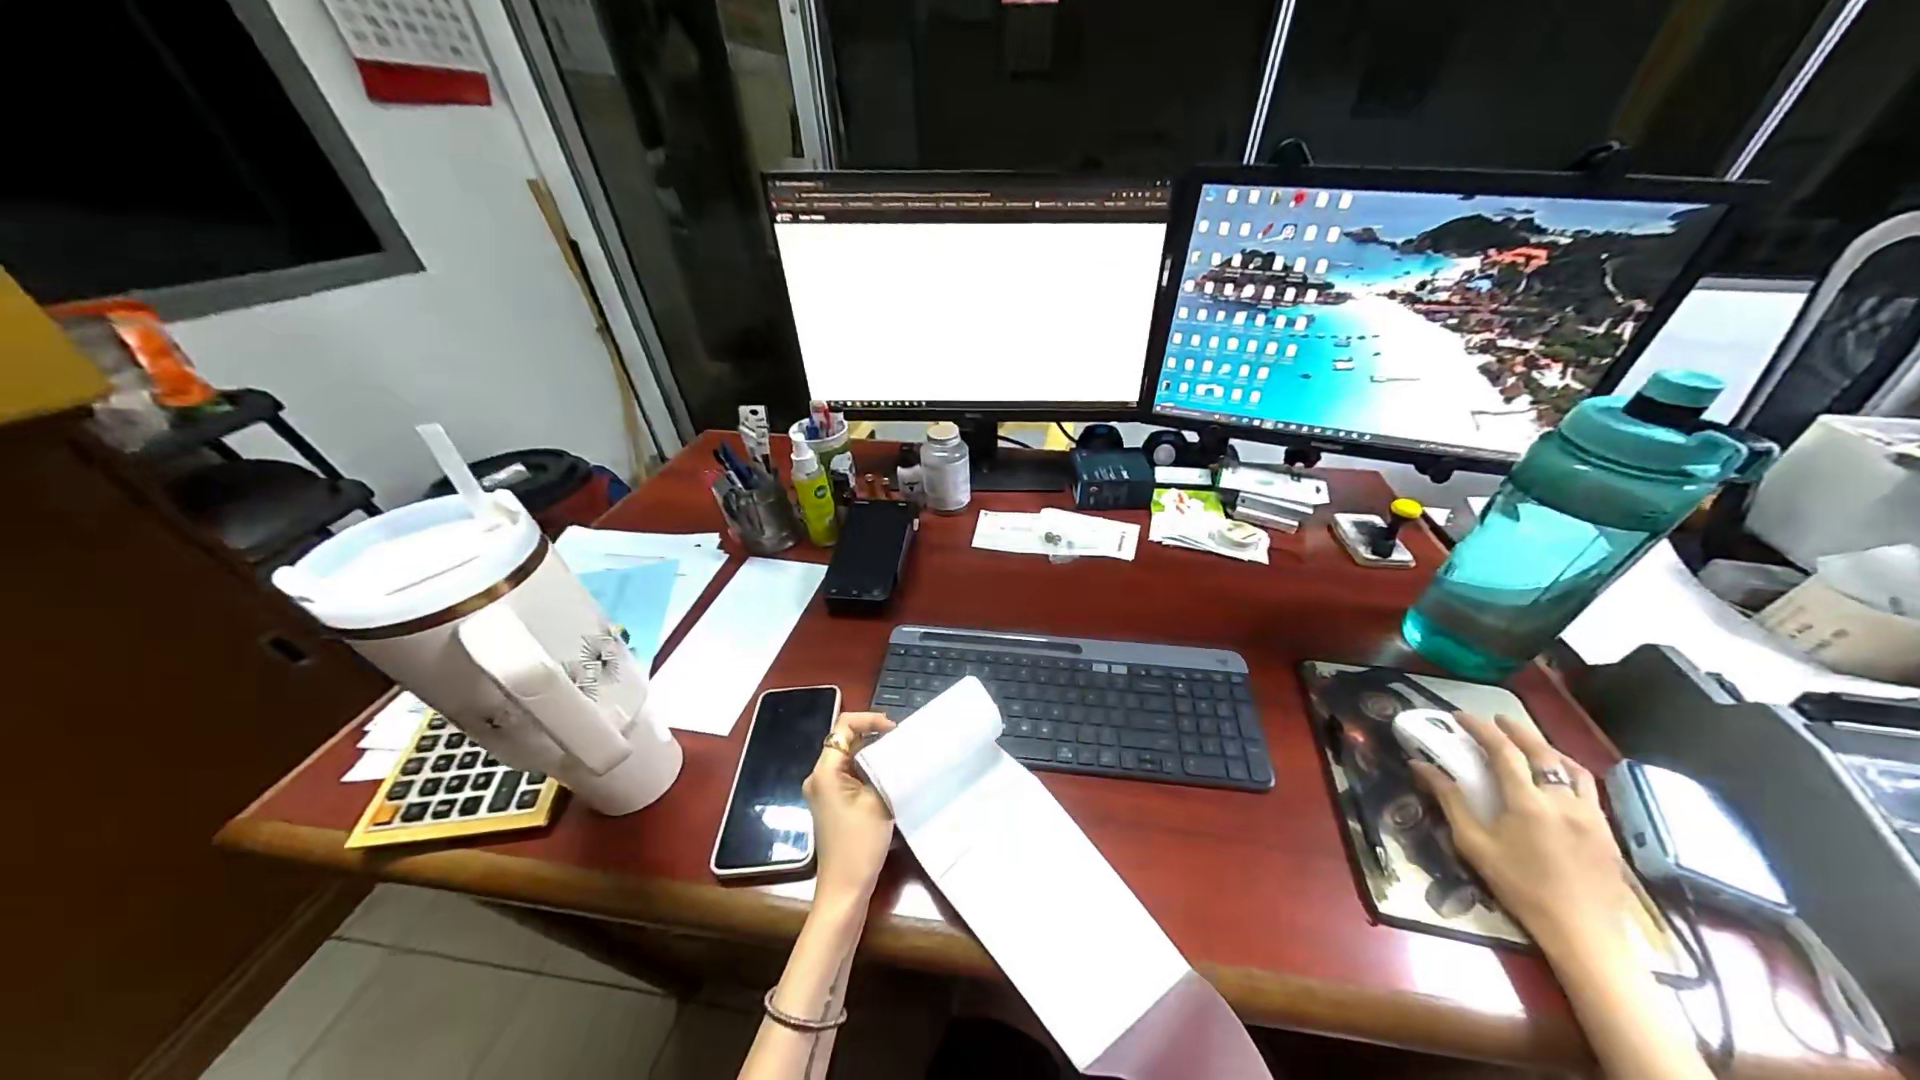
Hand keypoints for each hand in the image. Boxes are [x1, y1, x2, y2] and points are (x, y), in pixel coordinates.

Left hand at [803, 711, 896, 905]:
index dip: (869, 720)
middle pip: (845, 741)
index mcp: (825, 771)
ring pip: (849, 758)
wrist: (845, 889)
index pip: (843, 726)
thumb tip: (896, 749)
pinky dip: (869, 771)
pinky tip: (889, 778)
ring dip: (873, 755)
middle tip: (902, 743)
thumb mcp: (879, 801)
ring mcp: (824, 790)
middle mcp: (819, 776)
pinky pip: (850, 774)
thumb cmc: (860, 844)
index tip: (894, 730)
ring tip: (900, 758)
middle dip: (874, 736)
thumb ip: (885, 769)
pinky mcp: (832, 803)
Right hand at [1411, 712, 1635, 952]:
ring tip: (1531, 743)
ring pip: (1572, 767)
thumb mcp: (1474, 845)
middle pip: (1541, 752)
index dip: (1481, 729)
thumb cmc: (1520, 887)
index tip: (1462, 717)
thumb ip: (1450, 801)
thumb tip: (1421, 766)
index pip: (1503, 751)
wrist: (1583, 932)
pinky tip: (1560, 778)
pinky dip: (1569, 771)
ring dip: (1548, 748)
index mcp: (1527, 802)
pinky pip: (1589, 788)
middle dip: (1517, 730)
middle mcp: (1563, 800)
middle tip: (1498, 719)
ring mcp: (1591, 814)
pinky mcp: (1607, 831)